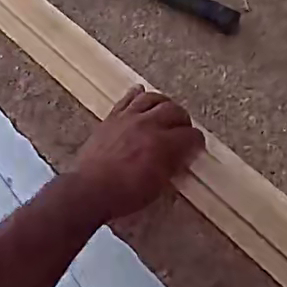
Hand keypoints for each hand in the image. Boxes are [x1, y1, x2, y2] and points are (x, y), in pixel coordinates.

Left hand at [65, 87, 204, 222]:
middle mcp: (148, 125)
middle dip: (184, 120)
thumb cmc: (124, 194)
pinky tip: (141, 91)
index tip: (196, 147)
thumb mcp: (157, 187)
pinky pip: (127, 99)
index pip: (190, 136)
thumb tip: (182, 156)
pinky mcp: (112, 117)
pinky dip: (137, 94)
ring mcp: (129, 118)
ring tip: (167, 110)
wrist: (90, 188)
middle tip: (184, 129)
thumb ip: (172, 166)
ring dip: (164, 103)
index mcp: (163, 145)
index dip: (197, 142)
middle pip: (175, 110)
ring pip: (153, 98)